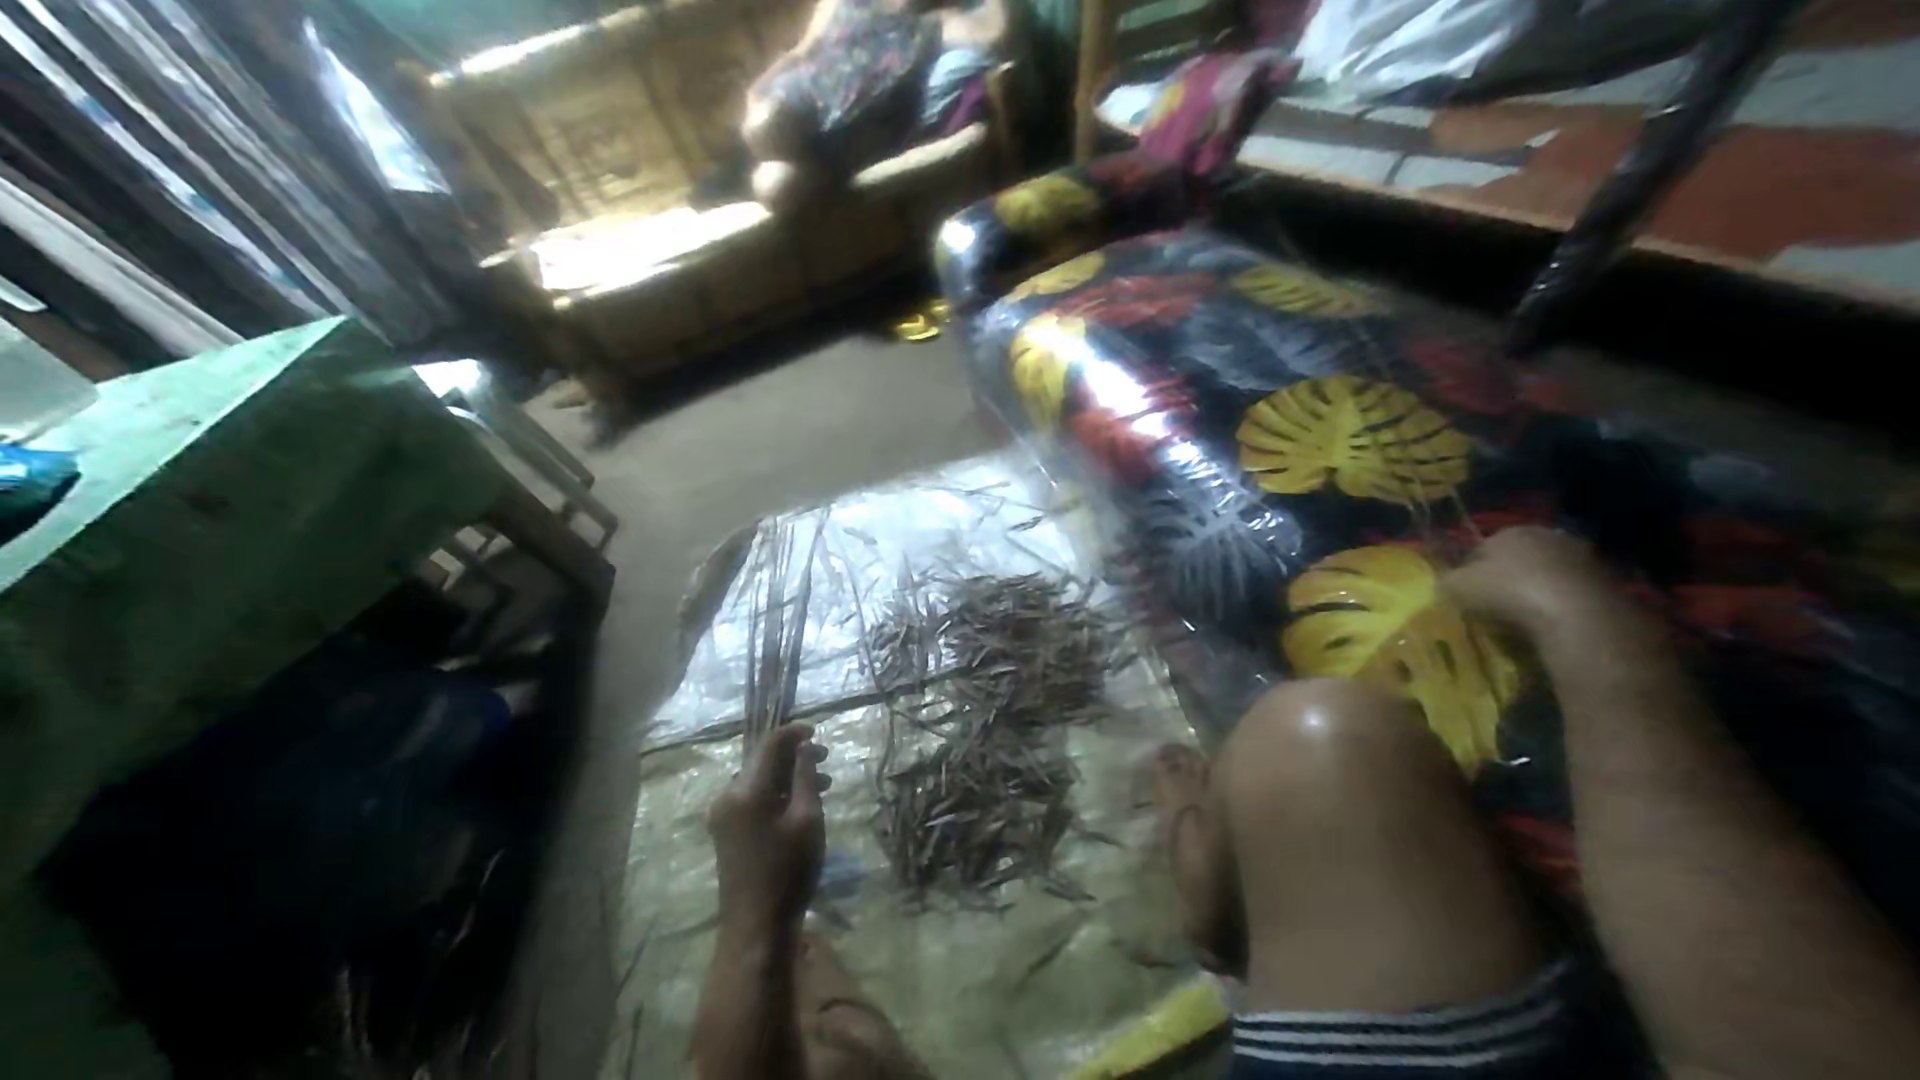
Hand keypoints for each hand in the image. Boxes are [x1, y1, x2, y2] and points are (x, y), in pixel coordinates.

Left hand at [708, 724, 830, 930]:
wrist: (756, 928)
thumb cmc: (788, 871)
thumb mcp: (807, 820)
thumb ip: (805, 777)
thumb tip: (803, 747)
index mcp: (745, 792)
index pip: (768, 745)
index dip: (793, 733)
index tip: (818, 731)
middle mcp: (727, 797)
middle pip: (762, 762)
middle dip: (794, 757)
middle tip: (826, 760)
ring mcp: (723, 817)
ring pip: (759, 781)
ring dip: (788, 777)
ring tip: (822, 785)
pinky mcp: (727, 833)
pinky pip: (753, 800)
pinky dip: (777, 795)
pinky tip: (800, 806)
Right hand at [1443, 526, 1628, 640]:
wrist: (1576, 612)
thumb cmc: (1507, 591)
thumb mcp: (1457, 586)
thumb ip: (1446, 581)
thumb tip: (1442, 584)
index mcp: (1510, 531)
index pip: (1481, 548)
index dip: (1470, 571)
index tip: (1466, 594)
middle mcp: (1547, 535)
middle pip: (1517, 559)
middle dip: (1506, 578)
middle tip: (1494, 604)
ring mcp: (1582, 556)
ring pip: (1545, 574)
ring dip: (1535, 591)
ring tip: (1522, 616)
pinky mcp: (1607, 580)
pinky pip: (1570, 591)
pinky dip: (1559, 603)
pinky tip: (1549, 621)